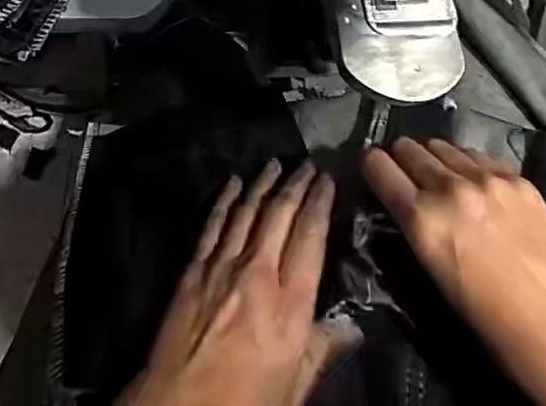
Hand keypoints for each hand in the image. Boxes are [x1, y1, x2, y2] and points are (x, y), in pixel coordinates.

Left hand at [121, 160, 354, 405]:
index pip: (311, 237)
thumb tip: (352, 326)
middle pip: (281, 215)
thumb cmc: (245, 403)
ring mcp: (222, 268)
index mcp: (289, 304)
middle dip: (296, 184)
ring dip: (263, 184)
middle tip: (308, 164)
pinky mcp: (194, 271)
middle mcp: (258, 274)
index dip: (320, 202)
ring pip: (247, 211)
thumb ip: (322, 349)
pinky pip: (213, 225)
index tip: (328, 180)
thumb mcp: (294, 387)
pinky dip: (225, 200)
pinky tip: (233, 183)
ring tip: (275, 164)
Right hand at [362, 138, 545, 405]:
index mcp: (424, 220)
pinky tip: (473, 181)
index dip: (371, 165)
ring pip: (442, 145)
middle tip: (402, 171)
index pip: (380, 168)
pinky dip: (466, 163)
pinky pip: (477, 156)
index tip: (371, 166)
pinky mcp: (517, 178)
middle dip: (400, 157)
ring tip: (436, 172)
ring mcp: (488, 178)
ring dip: (432, 155)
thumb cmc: (495, 325)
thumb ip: (416, 229)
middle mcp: (451, 188)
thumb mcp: (436, 277)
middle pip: (409, 148)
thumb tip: (405, 204)